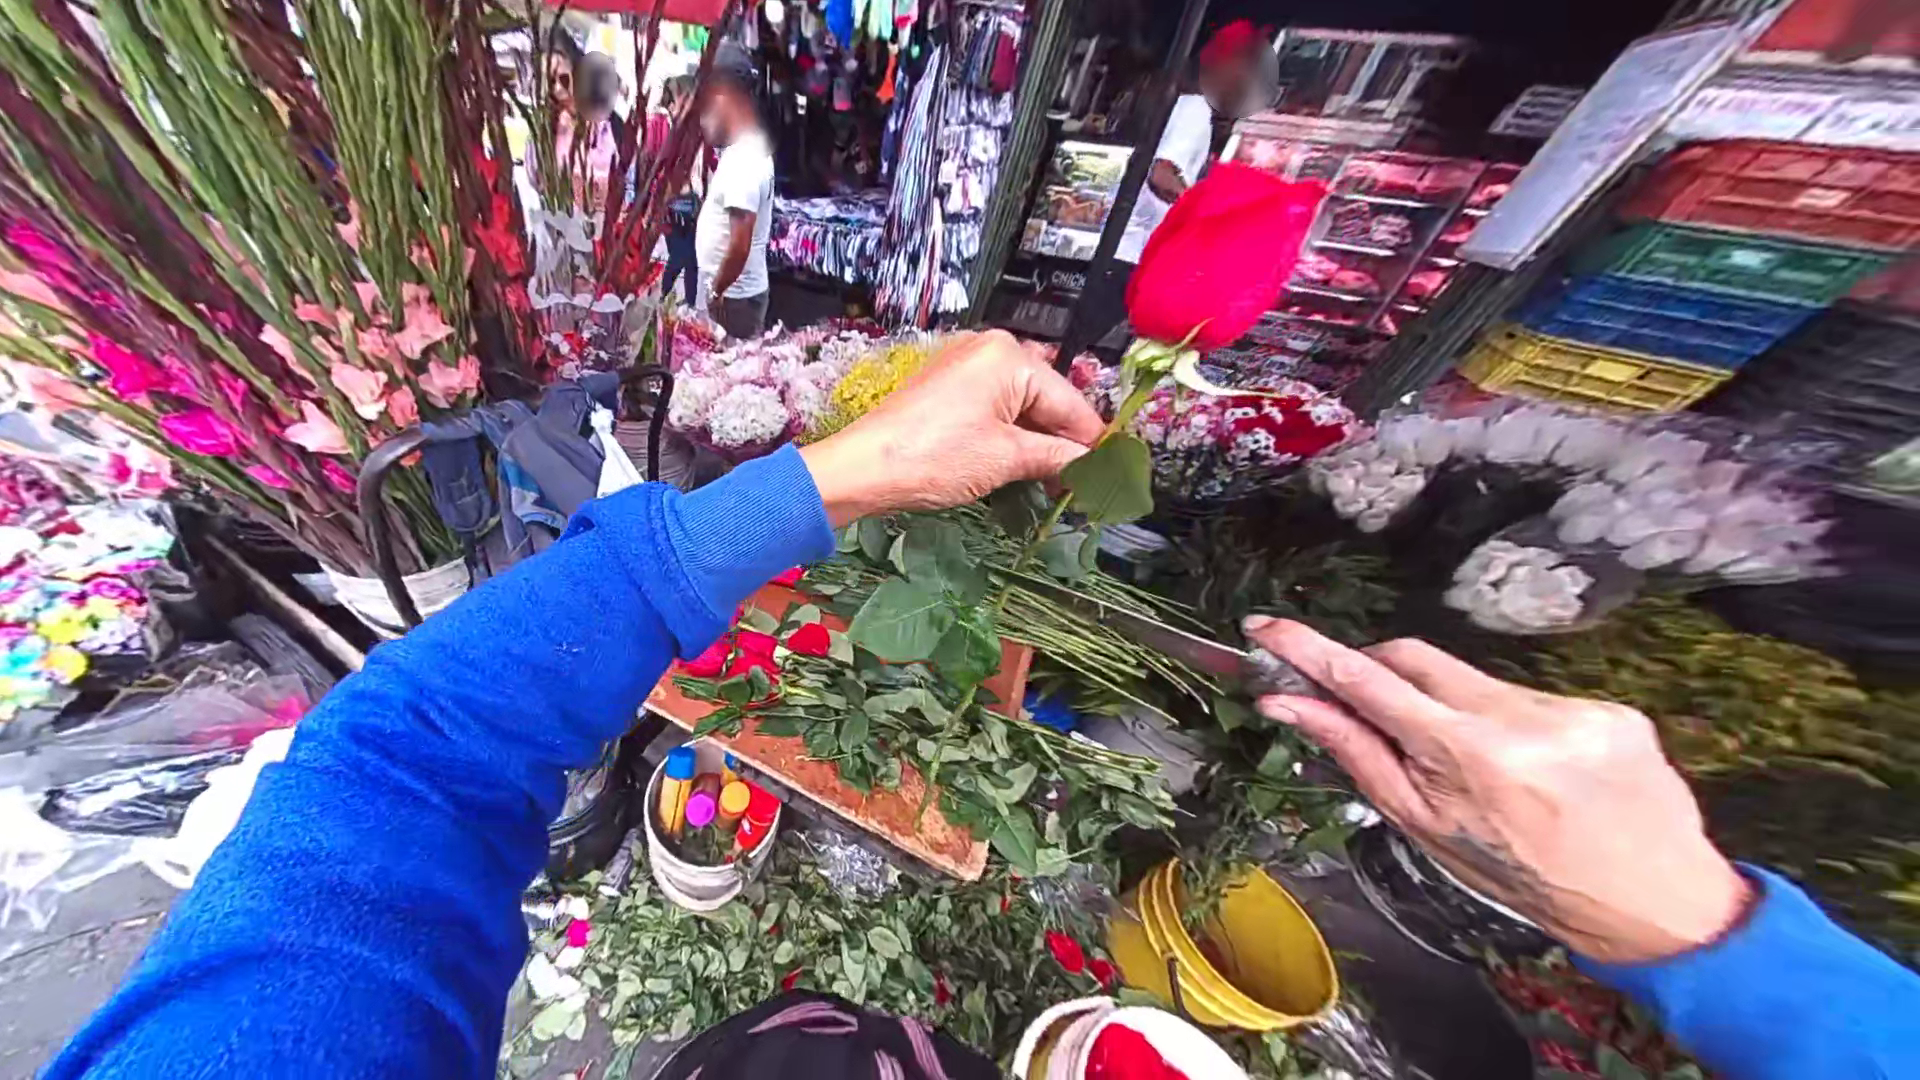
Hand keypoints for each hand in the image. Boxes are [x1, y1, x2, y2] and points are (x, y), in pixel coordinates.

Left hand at [799, 330, 1104, 526]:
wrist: (862, 469)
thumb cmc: (936, 457)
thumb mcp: (1006, 458)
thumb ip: (1056, 457)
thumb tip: (1089, 464)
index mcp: (1010, 356)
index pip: (1069, 402)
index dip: (1090, 442)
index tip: (1105, 474)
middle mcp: (989, 349)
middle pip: (1045, 400)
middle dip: (1060, 443)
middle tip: (1074, 485)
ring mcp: (965, 366)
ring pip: (1019, 406)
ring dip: (1036, 443)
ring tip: (1048, 482)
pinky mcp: (947, 386)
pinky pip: (993, 408)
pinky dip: (1009, 435)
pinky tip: (1017, 463)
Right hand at [1245, 617, 1753, 964]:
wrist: (1659, 908)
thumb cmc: (1517, 873)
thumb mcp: (1416, 818)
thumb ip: (1350, 747)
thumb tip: (1282, 702)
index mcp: (1468, 754)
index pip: (1365, 680)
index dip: (1307, 647)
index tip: (1264, 625)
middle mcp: (1522, 717)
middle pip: (1411, 657)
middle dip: (1379, 675)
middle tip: (1374, 713)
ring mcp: (1573, 707)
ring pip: (1463, 675)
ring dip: (1441, 702)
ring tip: (1466, 756)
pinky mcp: (1609, 706)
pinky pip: (1516, 690)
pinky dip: (1493, 714)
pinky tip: (1520, 758)